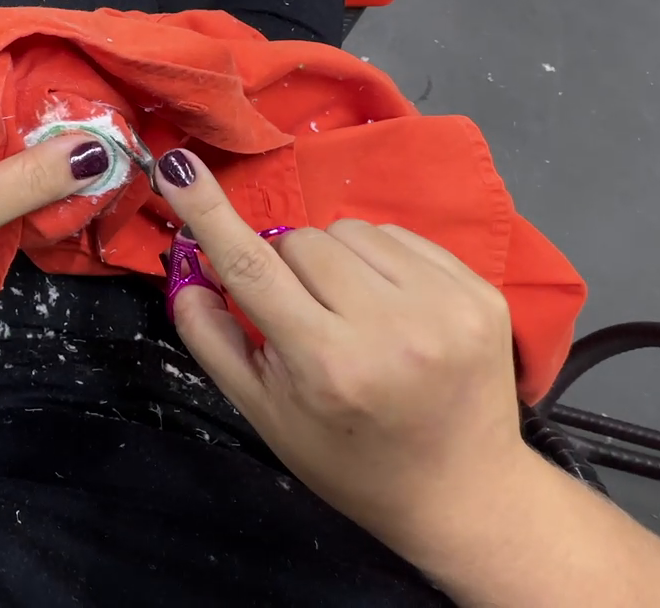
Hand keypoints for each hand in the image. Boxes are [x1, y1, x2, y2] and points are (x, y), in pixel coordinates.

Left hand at [0, 90, 109, 359]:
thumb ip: (30, 177)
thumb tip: (98, 146)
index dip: (46, 103)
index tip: (103, 118)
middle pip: (2, 123)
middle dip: (49, 143)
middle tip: (112, 150)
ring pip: (1, 157)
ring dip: (39, 173)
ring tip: (98, 175)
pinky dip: (21, 196)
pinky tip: (62, 200)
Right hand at [153, 148, 534, 554]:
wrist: (466, 494)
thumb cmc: (344, 456)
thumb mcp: (260, 410)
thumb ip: (210, 336)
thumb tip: (188, 270)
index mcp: (327, 364)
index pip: (251, 267)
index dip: (208, 212)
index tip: (178, 166)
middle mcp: (391, 329)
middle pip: (296, 240)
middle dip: (283, 265)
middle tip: (301, 313)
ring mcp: (445, 307)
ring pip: (344, 231)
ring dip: (331, 259)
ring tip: (349, 309)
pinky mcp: (482, 293)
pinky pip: (394, 234)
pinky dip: (375, 259)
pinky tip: (389, 304)